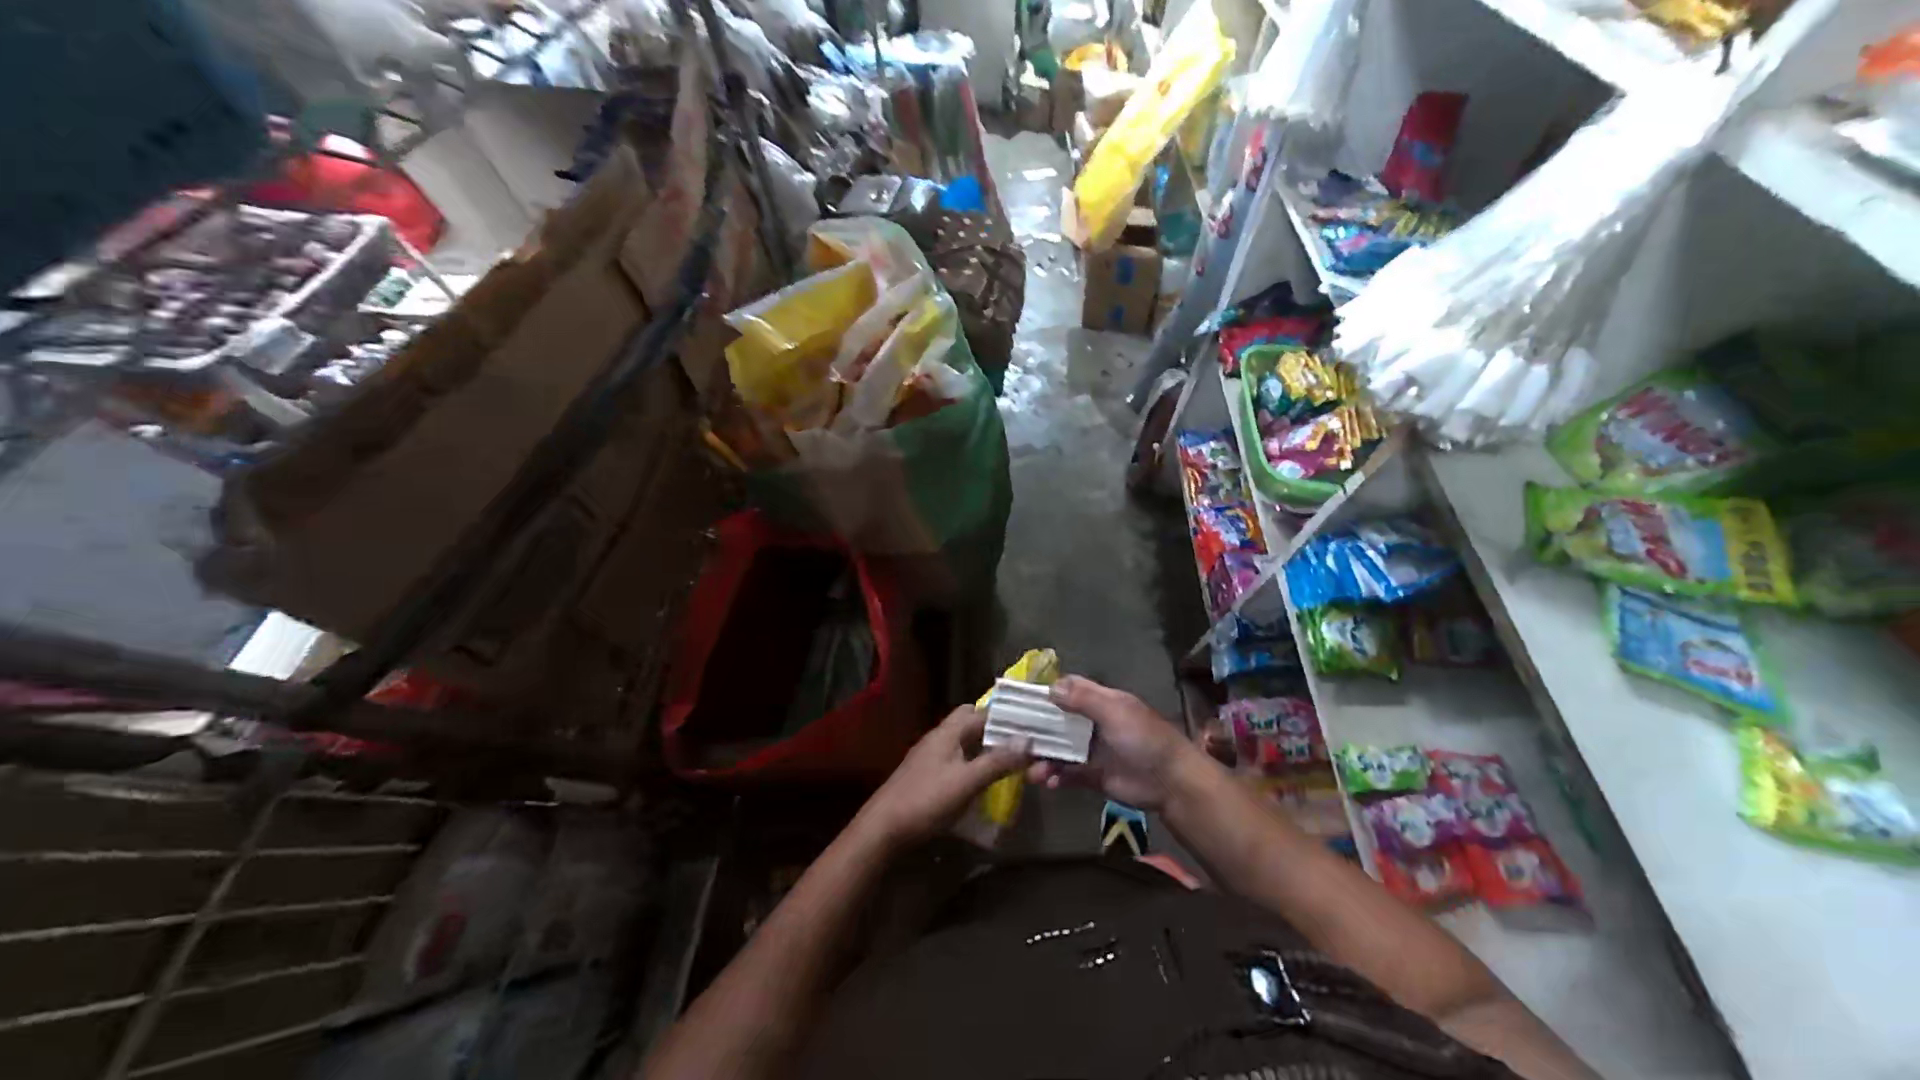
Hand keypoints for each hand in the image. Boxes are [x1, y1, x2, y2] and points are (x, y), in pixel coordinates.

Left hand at [852, 706, 1030, 850]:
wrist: (884, 828)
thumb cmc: (926, 800)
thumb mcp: (966, 781)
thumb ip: (997, 761)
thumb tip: (1028, 739)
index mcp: (948, 732)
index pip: (981, 711)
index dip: (1006, 715)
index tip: (1032, 725)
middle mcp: (940, 739)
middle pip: (972, 725)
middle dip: (997, 732)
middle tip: (1022, 746)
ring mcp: (932, 758)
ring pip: (966, 744)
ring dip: (987, 750)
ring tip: (1012, 764)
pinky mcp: (930, 778)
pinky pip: (958, 762)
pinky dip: (975, 766)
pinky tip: (986, 783)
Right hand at [1027, 676, 1198, 809]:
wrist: (1171, 782)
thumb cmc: (1145, 739)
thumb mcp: (1115, 712)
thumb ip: (1083, 699)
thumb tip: (1050, 688)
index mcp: (1102, 702)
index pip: (1069, 690)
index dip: (1047, 692)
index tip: (1019, 698)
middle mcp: (1094, 723)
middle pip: (1058, 720)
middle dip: (1037, 727)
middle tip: (1011, 735)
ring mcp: (1092, 750)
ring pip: (1059, 749)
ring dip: (1043, 756)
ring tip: (1031, 768)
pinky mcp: (1093, 776)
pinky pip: (1067, 773)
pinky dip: (1055, 776)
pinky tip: (1047, 781)